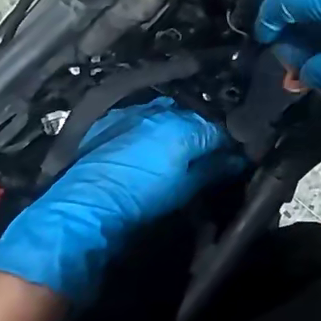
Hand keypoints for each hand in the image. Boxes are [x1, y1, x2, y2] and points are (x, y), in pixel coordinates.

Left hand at [0, 100, 240, 304]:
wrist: (85, 208)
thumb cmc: (138, 202)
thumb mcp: (185, 189)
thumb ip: (213, 169)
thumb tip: (234, 159)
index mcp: (181, 125)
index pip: (219, 129)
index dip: (229, 144)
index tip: (235, 156)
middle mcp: (158, 112)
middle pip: (192, 117)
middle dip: (204, 134)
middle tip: (210, 156)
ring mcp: (132, 113)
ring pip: (167, 116)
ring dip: (177, 130)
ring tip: (180, 154)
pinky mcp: (111, 121)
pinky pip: (142, 120)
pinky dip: (151, 130)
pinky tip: (151, 149)